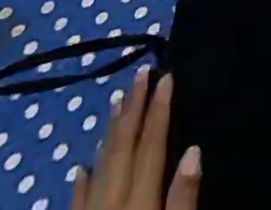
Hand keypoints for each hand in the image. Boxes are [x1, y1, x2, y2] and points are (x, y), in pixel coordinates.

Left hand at [72, 66, 200, 209]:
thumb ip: (183, 200)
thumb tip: (194, 151)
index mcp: (140, 202)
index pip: (151, 147)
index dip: (159, 110)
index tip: (165, 76)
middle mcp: (112, 201)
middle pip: (124, 148)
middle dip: (133, 108)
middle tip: (139, 73)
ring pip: (100, 167)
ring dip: (109, 133)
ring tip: (116, 101)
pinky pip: (77, 200)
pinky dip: (82, 180)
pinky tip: (82, 167)